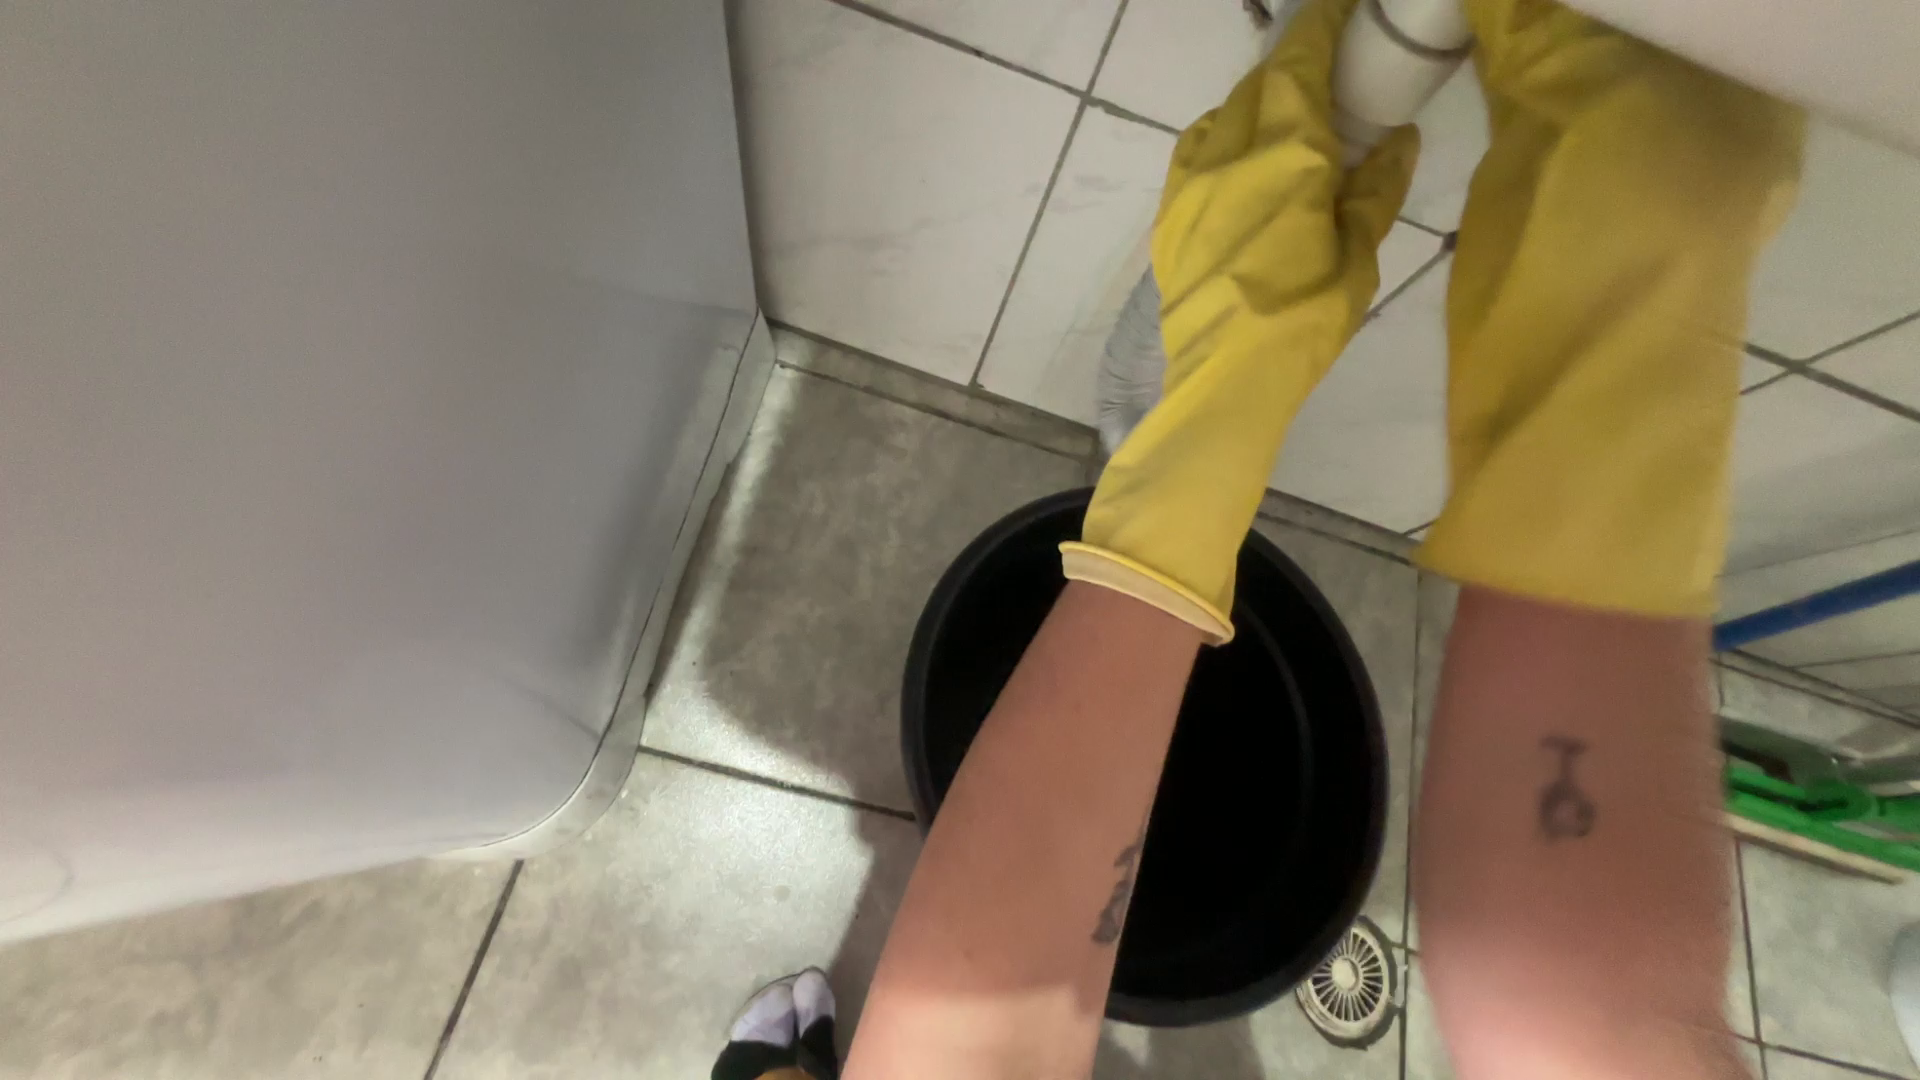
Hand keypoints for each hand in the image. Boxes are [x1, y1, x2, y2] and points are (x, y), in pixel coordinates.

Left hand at [1062, 0, 1418, 642]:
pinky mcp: (1167, 225)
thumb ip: (1376, 188)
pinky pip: (1190, 161)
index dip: (1321, 23)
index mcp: (1285, 151)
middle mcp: (1227, 156)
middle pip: (1257, 84)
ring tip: (1278, 126)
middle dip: (1290, 67)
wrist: (1226, 377)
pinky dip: (1216, 146)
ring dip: (1250, 107)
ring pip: (1217, 120)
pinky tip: (1235, 168)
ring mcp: (1188, 190)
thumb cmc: (1303, 319)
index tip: (1340, 10)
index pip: (1298, 59)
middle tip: (1322, 77)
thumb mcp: (1358, 254)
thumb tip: (1395, 140)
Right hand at [1418, 0, 1805, 615]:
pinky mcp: (1517, 175)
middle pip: (1612, 9)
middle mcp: (1668, 95)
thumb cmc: (1620, 252)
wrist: (1555, 386)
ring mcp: (1585, 137)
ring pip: (1552, 38)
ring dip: (1509, 13)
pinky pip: (1505, 86)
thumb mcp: (1612, 122)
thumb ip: (1560, 41)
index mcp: (1732, 77)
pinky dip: (1481, 49)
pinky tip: (1453, 25)